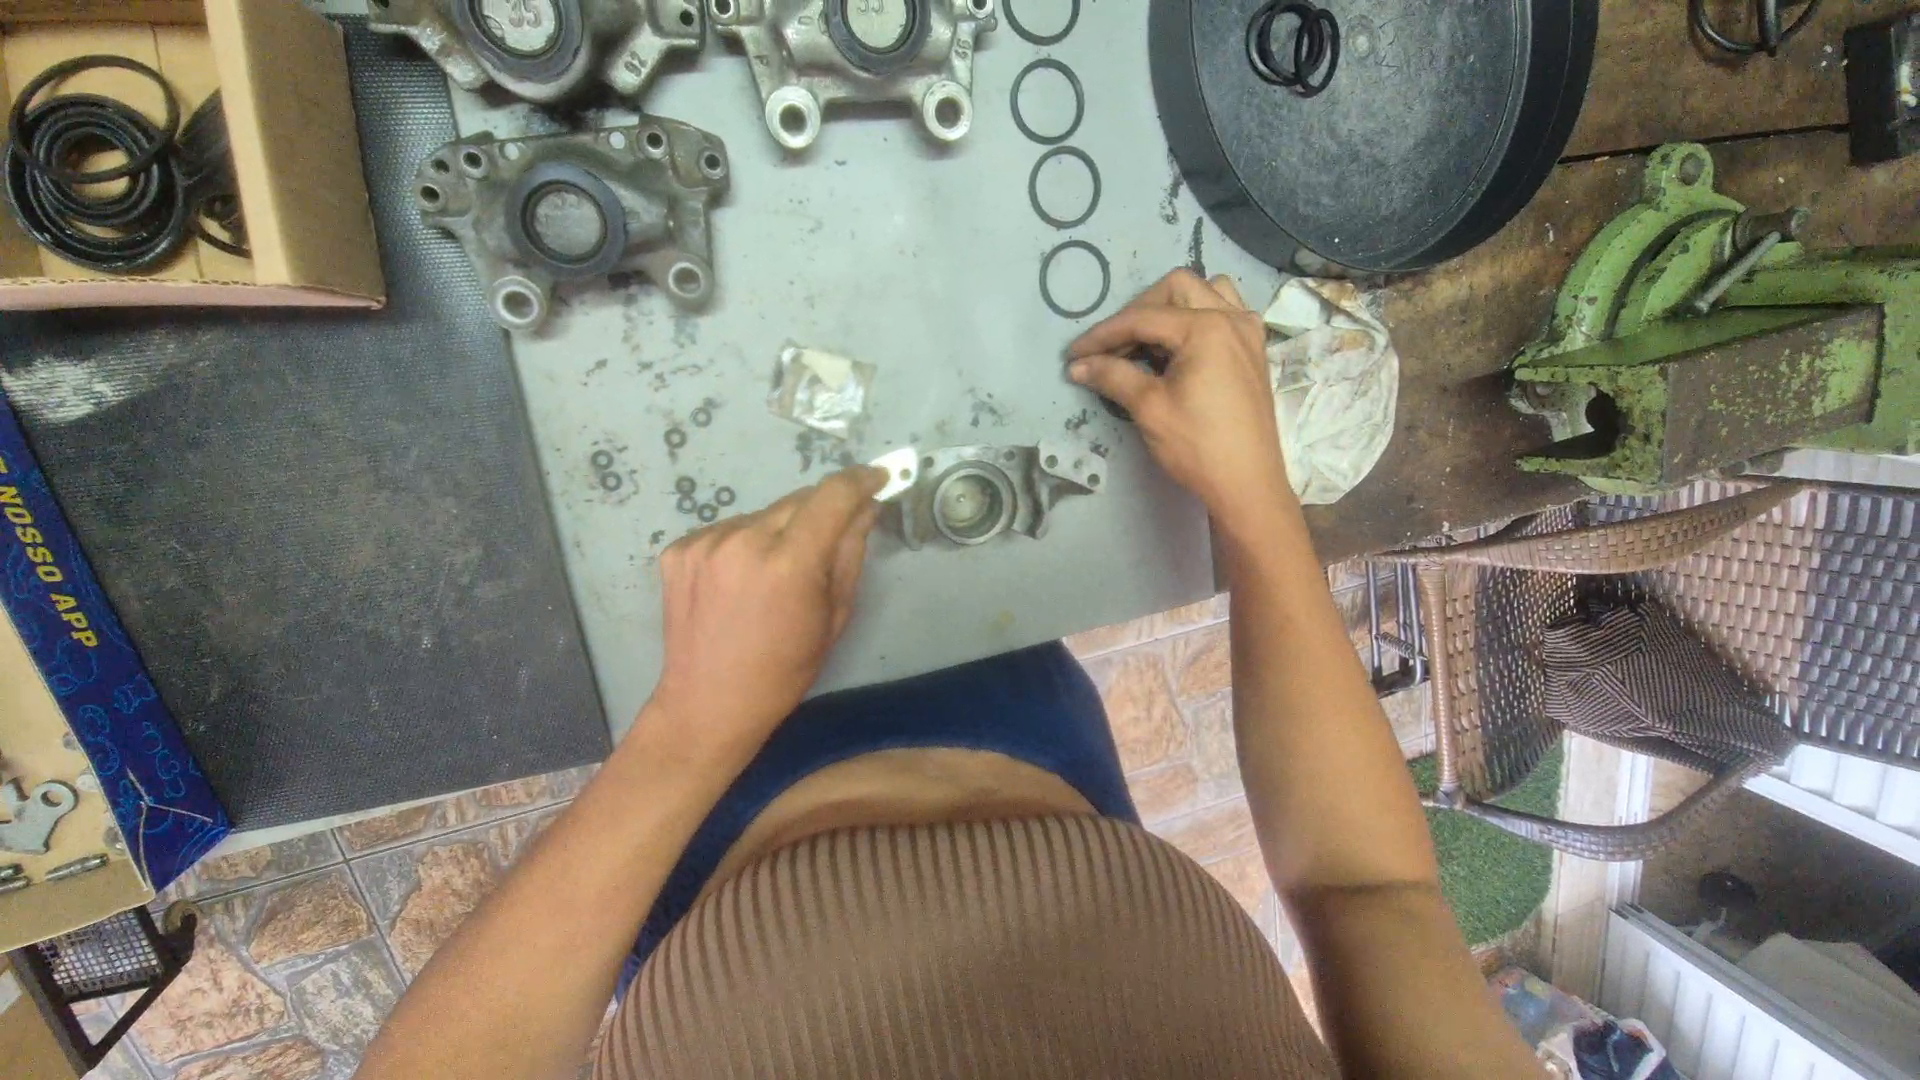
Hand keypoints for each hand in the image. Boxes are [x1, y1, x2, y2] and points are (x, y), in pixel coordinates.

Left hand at [644, 466, 884, 764]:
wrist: (709, 703)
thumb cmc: (785, 669)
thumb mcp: (834, 615)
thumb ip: (850, 553)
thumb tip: (865, 507)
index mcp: (789, 563)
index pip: (833, 496)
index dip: (861, 480)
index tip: (877, 477)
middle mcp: (743, 541)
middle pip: (798, 501)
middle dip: (821, 513)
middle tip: (828, 540)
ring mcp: (704, 543)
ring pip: (762, 515)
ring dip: (779, 530)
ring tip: (775, 573)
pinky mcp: (678, 549)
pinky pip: (728, 530)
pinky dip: (744, 543)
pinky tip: (741, 580)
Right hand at [1068, 269, 1294, 535]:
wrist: (1247, 483)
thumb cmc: (1198, 446)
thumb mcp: (1149, 408)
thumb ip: (1113, 376)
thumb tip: (1078, 366)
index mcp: (1207, 327)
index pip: (1143, 318)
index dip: (1103, 334)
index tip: (1074, 354)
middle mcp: (1233, 318)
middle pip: (1176, 289)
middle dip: (1137, 312)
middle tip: (1112, 348)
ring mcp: (1248, 332)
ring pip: (1205, 293)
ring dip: (1171, 308)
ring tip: (1148, 342)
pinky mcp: (1253, 350)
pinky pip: (1224, 313)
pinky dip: (1196, 320)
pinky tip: (1178, 350)